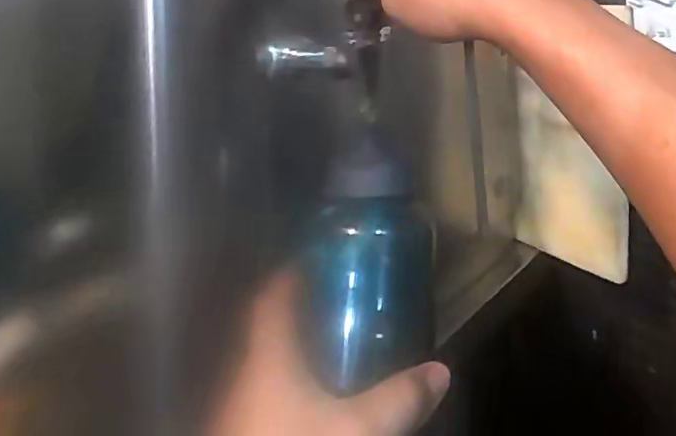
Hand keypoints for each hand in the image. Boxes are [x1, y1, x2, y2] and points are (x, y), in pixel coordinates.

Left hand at [209, 272, 450, 435]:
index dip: (295, 270)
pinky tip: (305, 398)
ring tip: (324, 345)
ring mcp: (235, 402)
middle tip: (332, 301)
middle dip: (296, 310)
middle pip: (265, 324)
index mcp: (269, 352)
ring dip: (288, 348)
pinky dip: (281, 383)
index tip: (319, 256)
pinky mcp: (238, 426)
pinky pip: (258, 390)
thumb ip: (398, 398)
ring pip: (260, 359)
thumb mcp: (356, 429)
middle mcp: (245, 369)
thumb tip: (441, 371)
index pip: (274, 291)